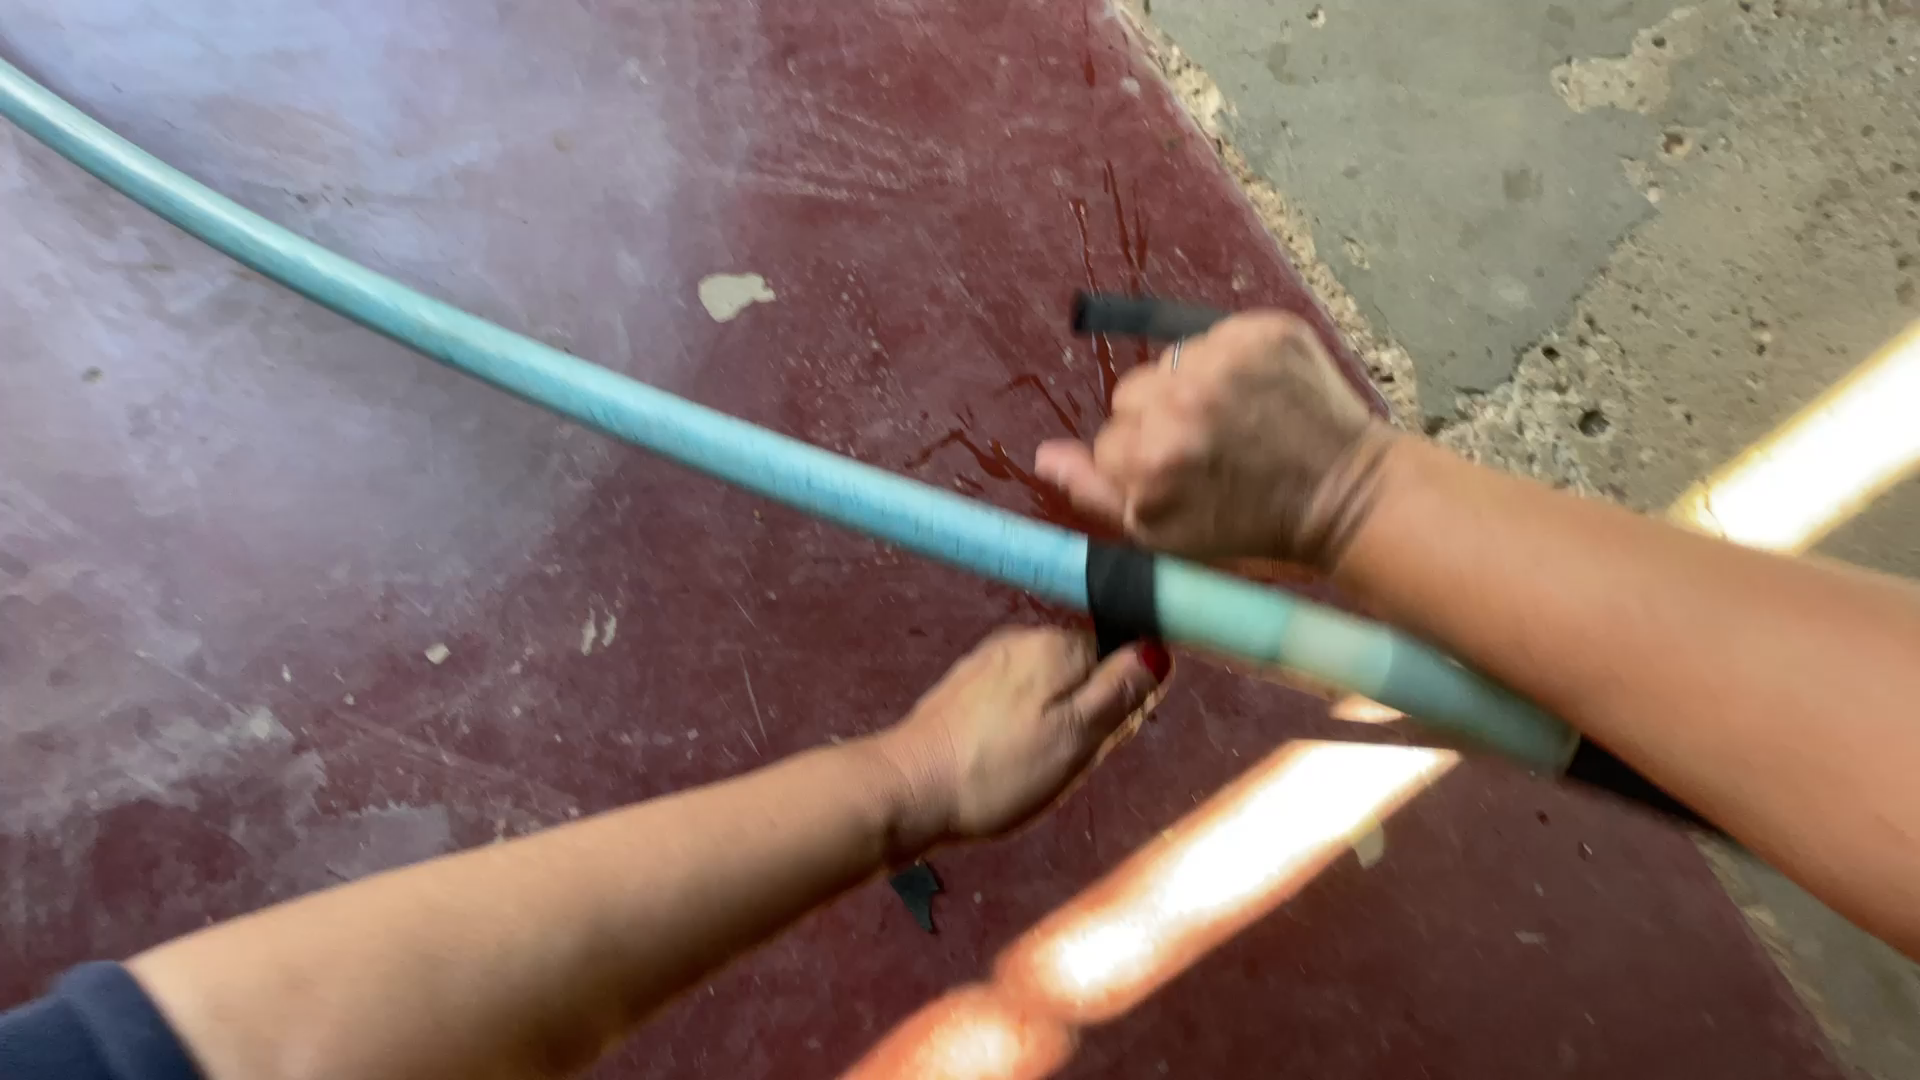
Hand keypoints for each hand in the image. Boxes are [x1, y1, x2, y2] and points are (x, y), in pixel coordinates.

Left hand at [872, 628, 1170, 849]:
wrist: (911, 787)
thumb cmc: (1001, 769)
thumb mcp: (1077, 739)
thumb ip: (1120, 693)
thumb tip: (1159, 650)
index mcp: (1057, 644)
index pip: (1117, 657)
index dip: (1119, 702)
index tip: (1098, 741)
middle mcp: (1022, 637)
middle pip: (1081, 669)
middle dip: (1085, 711)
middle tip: (1063, 758)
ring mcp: (989, 658)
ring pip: (1048, 684)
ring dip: (1053, 718)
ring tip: (1032, 762)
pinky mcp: (965, 683)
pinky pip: (1015, 694)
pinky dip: (1021, 720)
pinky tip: (1005, 753)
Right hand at [1034, 311, 1396, 567]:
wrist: (1343, 493)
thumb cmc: (1247, 524)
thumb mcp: (1162, 534)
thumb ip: (1095, 494)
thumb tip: (1045, 455)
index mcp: (1152, 458)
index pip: (1106, 442)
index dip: (1138, 466)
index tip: (1177, 482)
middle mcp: (1182, 399)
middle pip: (1130, 396)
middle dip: (1155, 422)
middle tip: (1204, 450)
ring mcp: (1226, 357)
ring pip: (1166, 364)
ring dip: (1187, 389)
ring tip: (1232, 421)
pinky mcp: (1262, 329)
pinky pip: (1210, 338)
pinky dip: (1224, 363)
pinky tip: (1253, 395)